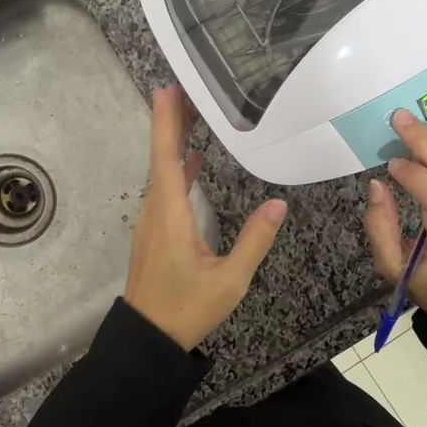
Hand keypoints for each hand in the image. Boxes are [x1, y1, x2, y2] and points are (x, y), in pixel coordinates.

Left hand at [124, 86, 287, 349]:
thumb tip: (278, 203)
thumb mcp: (229, 280)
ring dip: (173, 140)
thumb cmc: (186, 309)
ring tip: (190, 112)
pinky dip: (179, 168)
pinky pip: (166, 188)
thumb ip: (254, 240)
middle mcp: (156, 211)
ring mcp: (153, 221)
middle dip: (171, 121)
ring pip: (162, 171)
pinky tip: (193, 158)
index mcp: (170, 215)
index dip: (165, 122)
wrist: (147, 340)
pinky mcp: (156, 232)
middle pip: (161, 156)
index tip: (165, 90)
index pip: (166, 158)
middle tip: (183, 86)